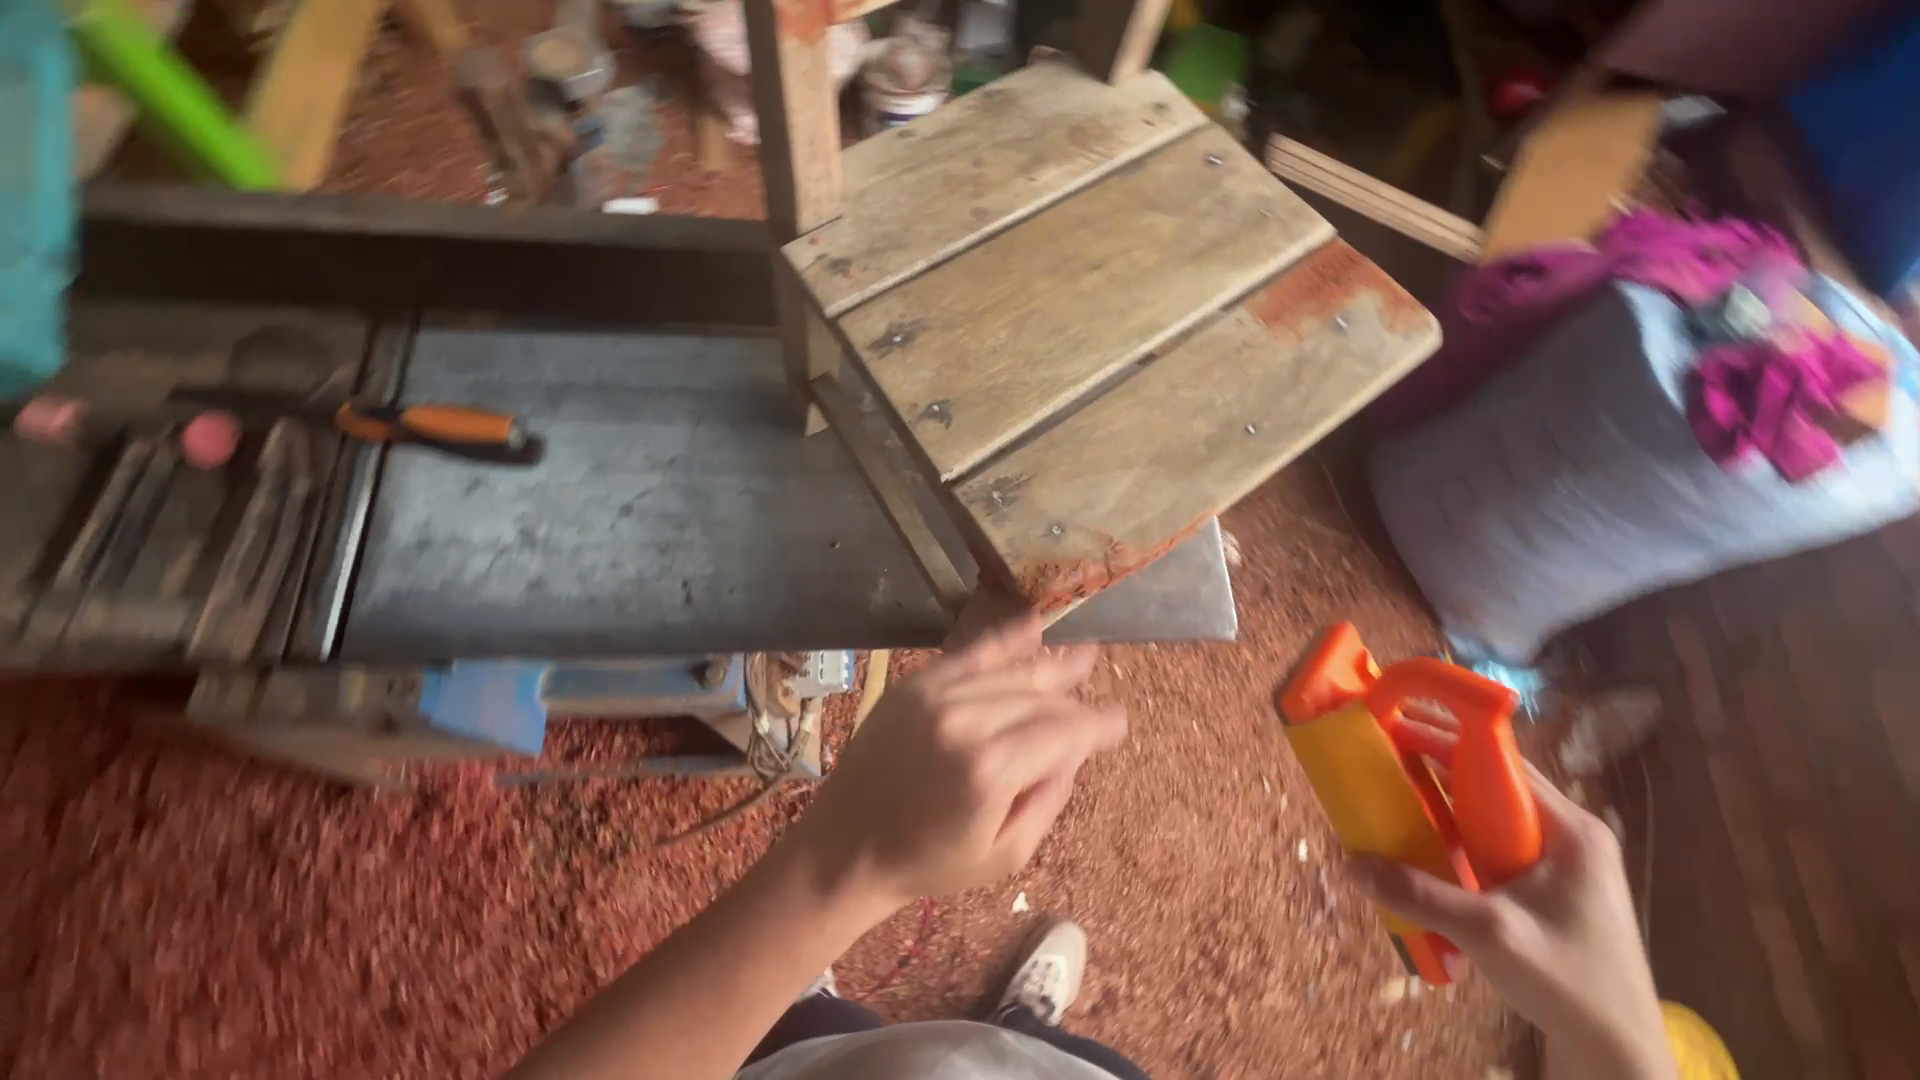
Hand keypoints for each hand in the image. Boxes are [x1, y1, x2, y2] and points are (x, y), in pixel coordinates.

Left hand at [785, 610, 1126, 908]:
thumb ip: (1049, 797)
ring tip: (1086, 656)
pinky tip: (1033, 626)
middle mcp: (967, 721)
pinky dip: (1003, 641)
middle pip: (1040, 698)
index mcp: (992, 769)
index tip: (1120, 721)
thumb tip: (1075, 749)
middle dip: (1074, 702)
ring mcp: (936, 696)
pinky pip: (968, 654)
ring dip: (1051, 666)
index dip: (1096, 725)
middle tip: (1098, 706)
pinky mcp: (914, 686)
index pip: (1063, 731)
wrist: (846, 846)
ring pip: (1011, 673)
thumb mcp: (1005, 853)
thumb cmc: (930, 863)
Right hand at [1346, 766, 1676, 1079]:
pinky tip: (1422, 846)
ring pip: (1490, 813)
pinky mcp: (1549, 886)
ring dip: (1442, 802)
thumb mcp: (1489, 934)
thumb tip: (1351, 862)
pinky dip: (1455, 835)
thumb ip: (1420, 895)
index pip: (1500, 762)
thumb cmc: (1569, 982)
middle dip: (1436, 765)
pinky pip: (1492, 843)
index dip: (1446, 738)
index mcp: (1571, 829)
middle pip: (1492, 782)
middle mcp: (1569, 833)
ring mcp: (1561, 861)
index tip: (1394, 723)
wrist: (1619, 1054)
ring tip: (1391, 792)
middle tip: (1382, 754)